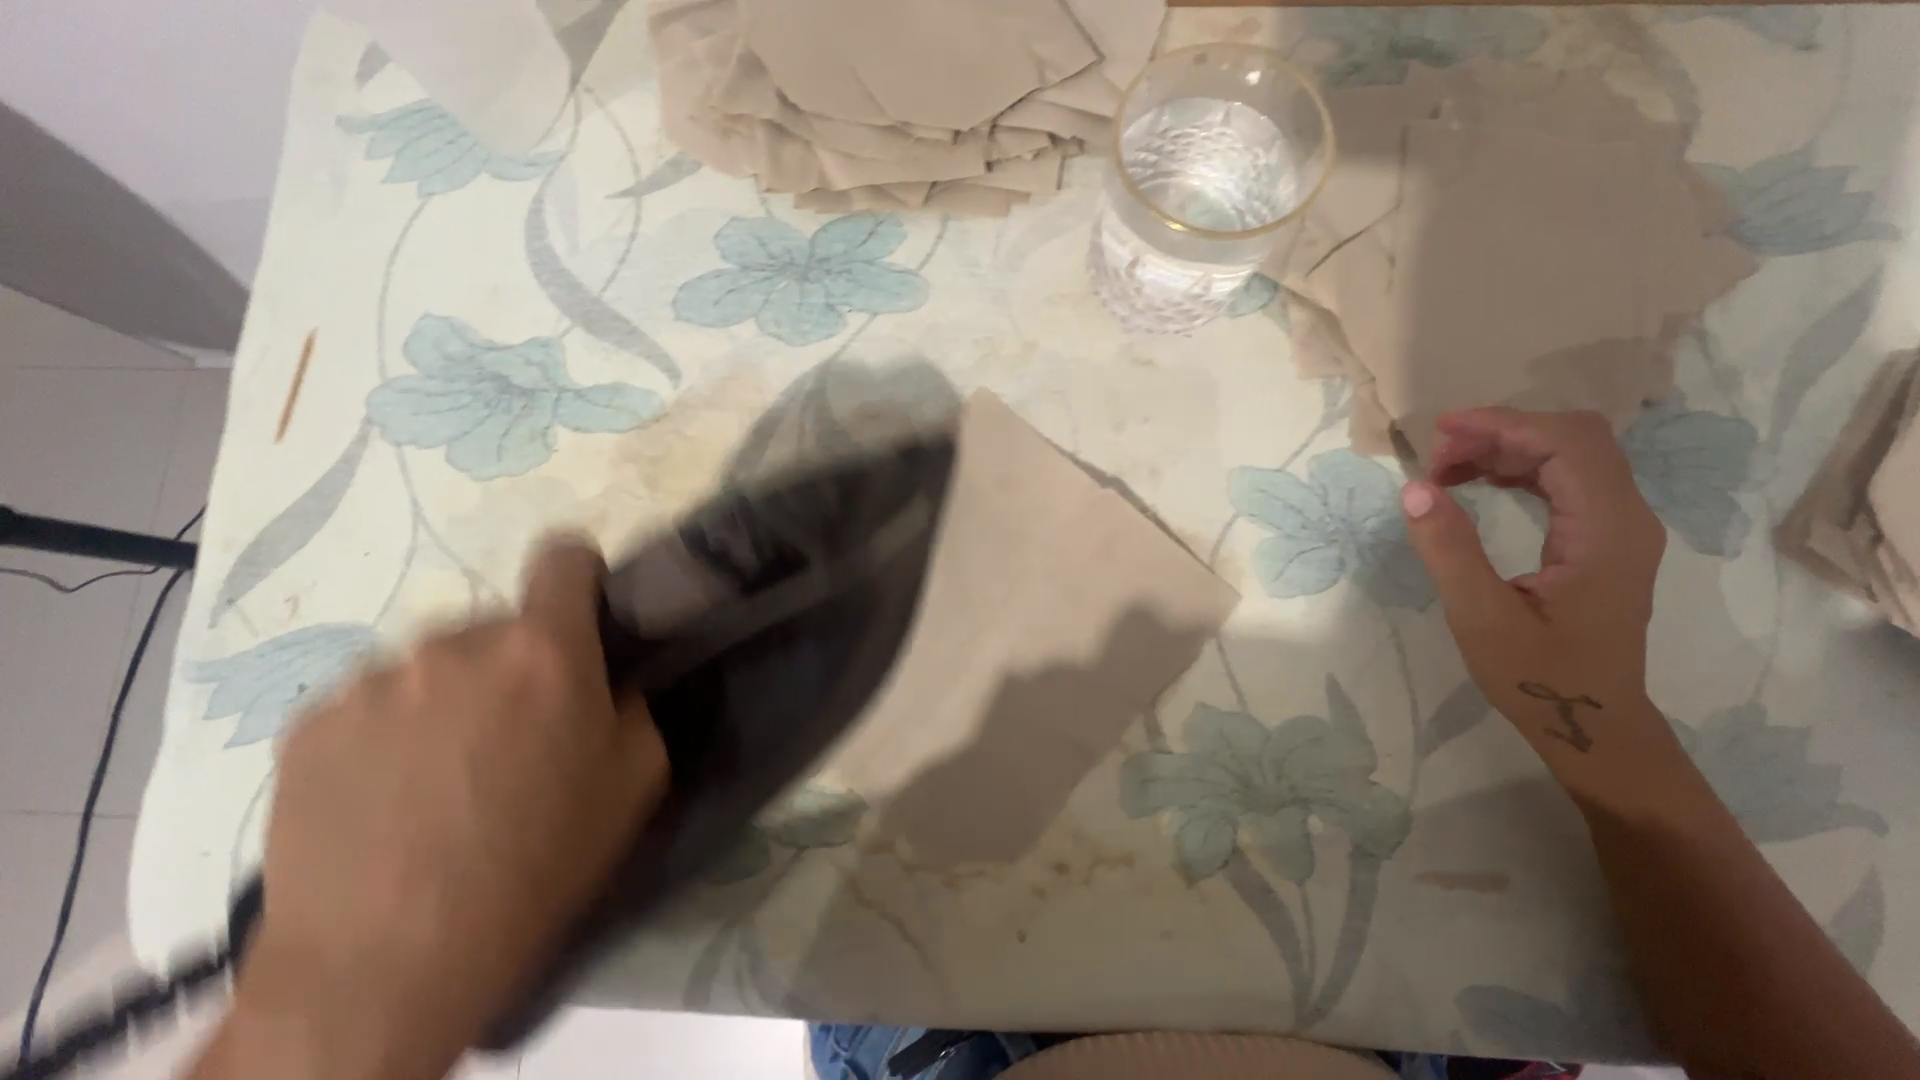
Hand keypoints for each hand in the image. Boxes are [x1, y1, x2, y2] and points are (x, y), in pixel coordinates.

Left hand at [222, 536, 668, 1079]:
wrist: (386, 963)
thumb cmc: (534, 868)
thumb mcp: (634, 786)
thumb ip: (631, 710)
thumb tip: (603, 689)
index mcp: (542, 651)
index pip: (563, 557)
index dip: (579, 578)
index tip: (580, 621)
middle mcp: (454, 643)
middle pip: (496, 630)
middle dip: (512, 669)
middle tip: (508, 743)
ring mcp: (372, 679)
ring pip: (430, 669)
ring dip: (446, 703)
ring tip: (437, 782)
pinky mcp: (308, 722)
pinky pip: (368, 707)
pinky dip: (385, 737)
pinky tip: (384, 801)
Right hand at [1400, 409, 1666, 758]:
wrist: (1592, 723)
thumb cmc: (1538, 677)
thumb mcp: (1481, 617)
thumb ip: (1450, 549)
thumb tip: (1415, 488)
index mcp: (1606, 531)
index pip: (1568, 443)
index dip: (1504, 424)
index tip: (1441, 432)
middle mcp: (1626, 518)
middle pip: (1573, 438)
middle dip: (1502, 432)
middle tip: (1438, 456)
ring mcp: (1620, 527)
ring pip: (1571, 455)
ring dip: (1508, 449)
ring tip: (1448, 470)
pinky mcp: (1605, 539)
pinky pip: (1568, 480)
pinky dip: (1522, 470)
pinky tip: (1480, 484)